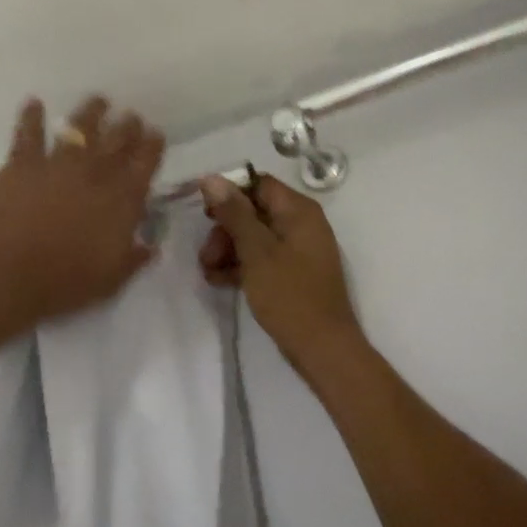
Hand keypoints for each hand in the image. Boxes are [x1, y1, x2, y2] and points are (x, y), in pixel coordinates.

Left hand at [0, 95, 164, 334]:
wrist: (0, 275)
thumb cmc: (60, 285)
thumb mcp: (110, 281)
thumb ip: (133, 259)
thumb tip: (150, 245)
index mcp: (122, 201)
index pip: (146, 163)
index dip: (153, 146)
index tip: (155, 134)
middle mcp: (94, 174)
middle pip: (118, 139)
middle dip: (127, 126)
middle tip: (131, 117)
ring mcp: (56, 164)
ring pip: (80, 127)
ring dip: (91, 112)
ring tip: (99, 101)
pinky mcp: (20, 164)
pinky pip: (29, 132)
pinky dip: (32, 116)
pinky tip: (34, 103)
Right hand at [197, 173, 368, 381]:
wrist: (322, 347)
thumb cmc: (290, 295)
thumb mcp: (256, 252)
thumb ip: (234, 213)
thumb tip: (212, 178)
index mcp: (299, 211)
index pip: (258, 184)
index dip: (229, 194)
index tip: (205, 215)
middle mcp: (301, 224)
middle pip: (253, 212)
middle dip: (225, 230)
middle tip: (206, 255)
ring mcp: (297, 250)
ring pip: (254, 237)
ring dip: (227, 250)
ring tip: (208, 272)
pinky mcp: (291, 274)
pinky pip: (261, 258)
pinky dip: (240, 266)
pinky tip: (218, 281)